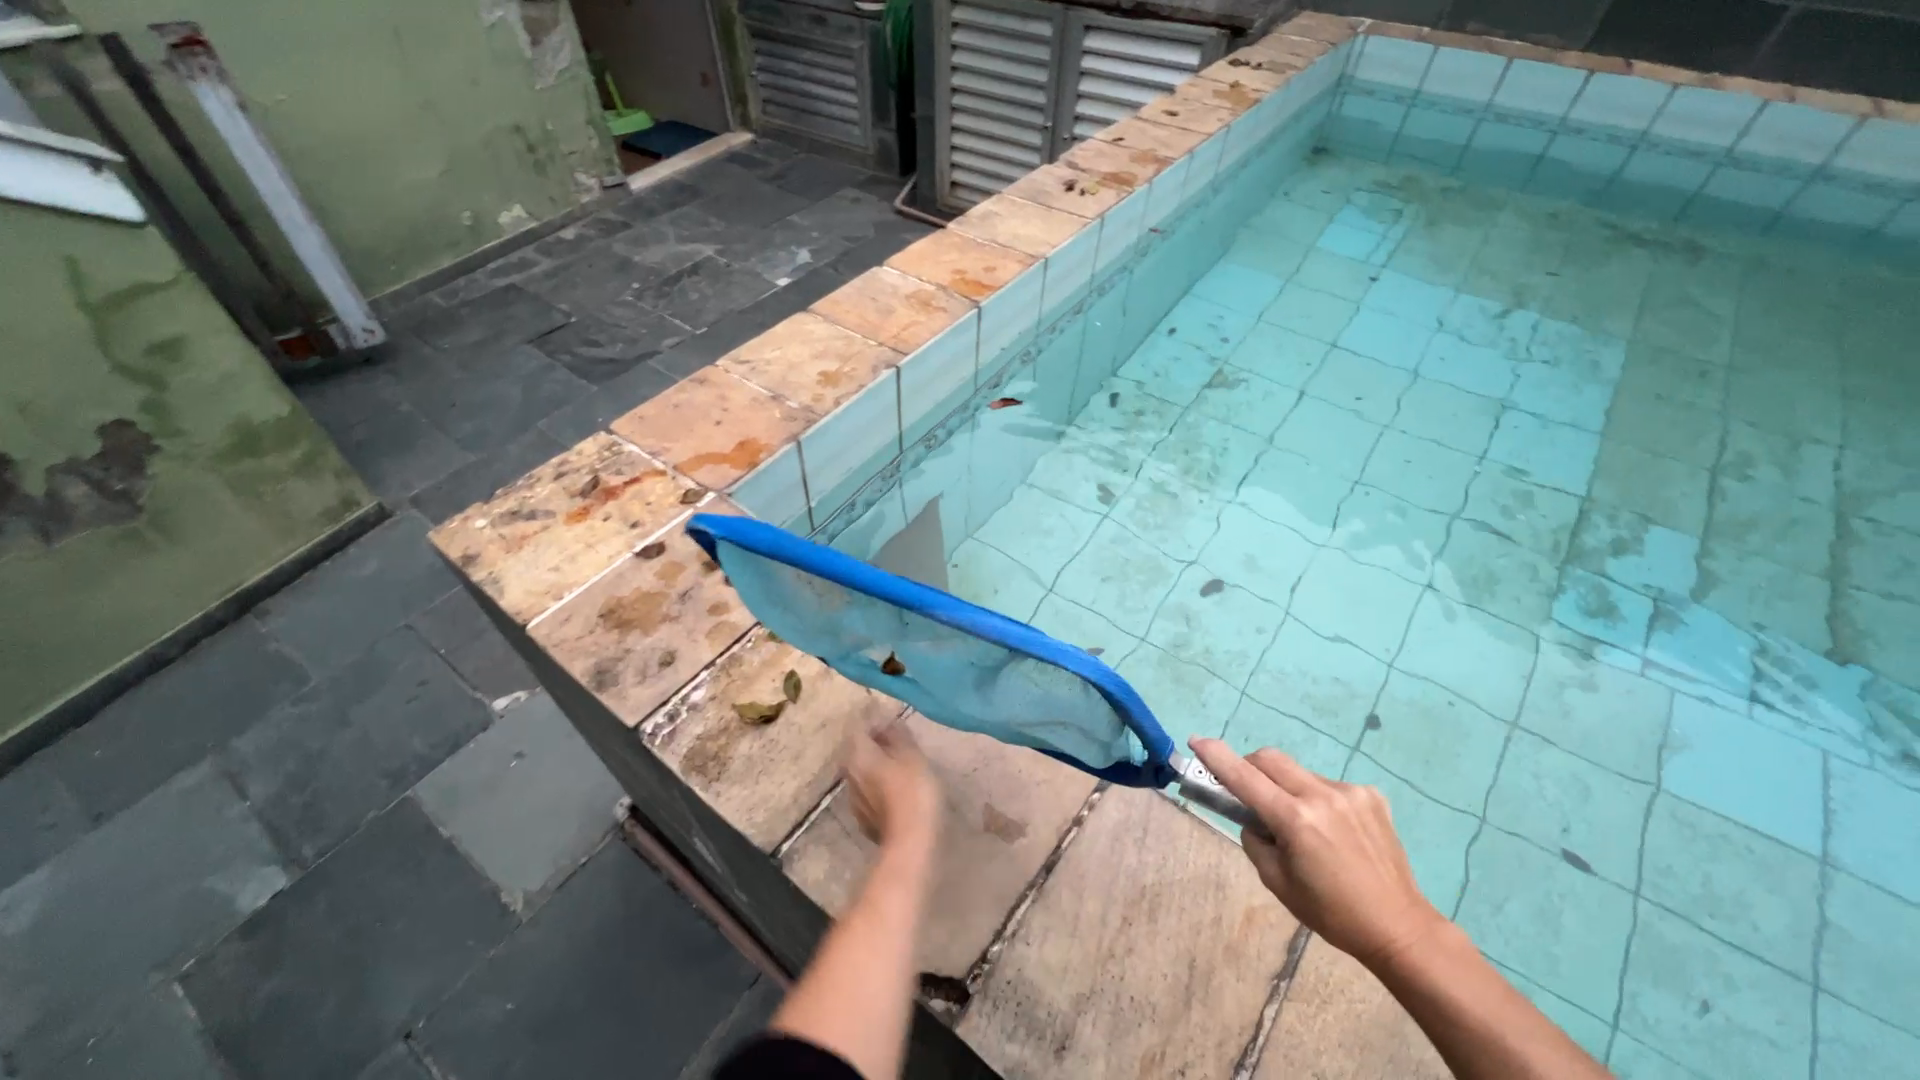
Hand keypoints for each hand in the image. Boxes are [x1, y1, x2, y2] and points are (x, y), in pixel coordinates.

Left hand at [845, 720, 940, 848]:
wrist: (911, 841)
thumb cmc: (913, 791)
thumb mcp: (912, 756)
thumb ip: (899, 735)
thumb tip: (889, 722)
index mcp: (858, 755)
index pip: (857, 727)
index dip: (872, 719)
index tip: (889, 717)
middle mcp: (849, 774)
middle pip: (856, 749)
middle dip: (873, 740)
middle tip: (895, 737)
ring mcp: (853, 798)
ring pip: (861, 771)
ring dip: (875, 762)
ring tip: (897, 760)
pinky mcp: (863, 817)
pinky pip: (867, 790)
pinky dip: (878, 782)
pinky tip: (895, 786)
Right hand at [1190, 737, 1446, 971]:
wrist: (1398, 926)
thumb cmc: (1330, 912)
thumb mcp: (1276, 881)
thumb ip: (1255, 840)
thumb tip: (1251, 816)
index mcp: (1296, 820)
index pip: (1244, 777)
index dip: (1216, 757)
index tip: (1196, 740)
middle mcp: (1322, 795)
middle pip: (1270, 760)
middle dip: (1249, 766)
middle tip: (1244, 790)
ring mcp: (1350, 792)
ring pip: (1299, 773)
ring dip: (1286, 788)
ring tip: (1300, 826)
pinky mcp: (1371, 795)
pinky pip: (1328, 786)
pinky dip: (1316, 800)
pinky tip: (1332, 831)